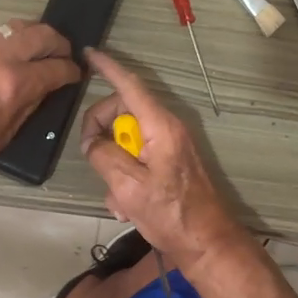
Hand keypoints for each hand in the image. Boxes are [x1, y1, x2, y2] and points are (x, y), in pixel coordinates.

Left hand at [0, 21, 79, 200]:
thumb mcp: (1, 136)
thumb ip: (26, 108)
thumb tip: (41, 92)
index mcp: (15, 83)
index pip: (57, 68)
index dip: (72, 72)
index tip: (75, 75)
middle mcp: (0, 56)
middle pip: (42, 35)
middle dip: (59, 45)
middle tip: (62, 57)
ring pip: (18, 26)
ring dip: (34, 36)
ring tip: (37, 51)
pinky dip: (9, 39)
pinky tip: (8, 53)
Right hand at [78, 48, 247, 266]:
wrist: (209, 244)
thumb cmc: (172, 215)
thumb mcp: (128, 187)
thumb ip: (103, 157)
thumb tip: (92, 143)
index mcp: (160, 126)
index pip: (130, 86)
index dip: (108, 68)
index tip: (89, 53)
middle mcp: (168, 128)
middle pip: (124, 110)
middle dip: (102, 130)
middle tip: (90, 157)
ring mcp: (171, 144)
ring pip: (128, 137)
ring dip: (113, 162)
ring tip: (116, 197)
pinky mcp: (171, 161)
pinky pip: (139, 155)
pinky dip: (126, 174)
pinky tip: (125, 205)